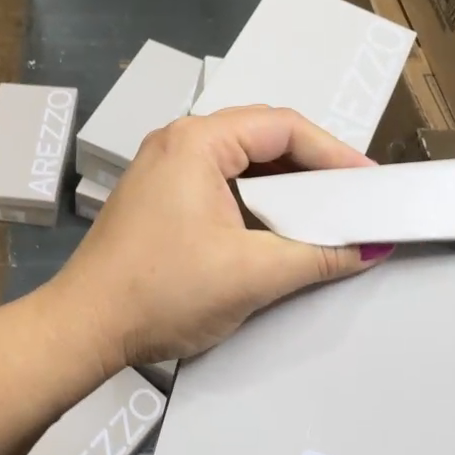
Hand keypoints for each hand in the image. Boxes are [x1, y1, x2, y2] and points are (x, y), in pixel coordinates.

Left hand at [44, 106, 392, 372]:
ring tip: (324, 210)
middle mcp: (176, 142)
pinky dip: (255, 199)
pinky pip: (219, 182)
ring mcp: (162, 168)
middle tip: (351, 195)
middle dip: (311, 165)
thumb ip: (318, 256)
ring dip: (283, 184)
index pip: (282, 126)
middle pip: (261, 137)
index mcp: (195, 142)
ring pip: (240, 161)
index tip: (369, 182)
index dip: (333, 152)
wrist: (84, 327)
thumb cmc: (163, 292)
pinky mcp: (158, 197)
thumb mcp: (253, 274)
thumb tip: (369, 249)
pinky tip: (278, 224)